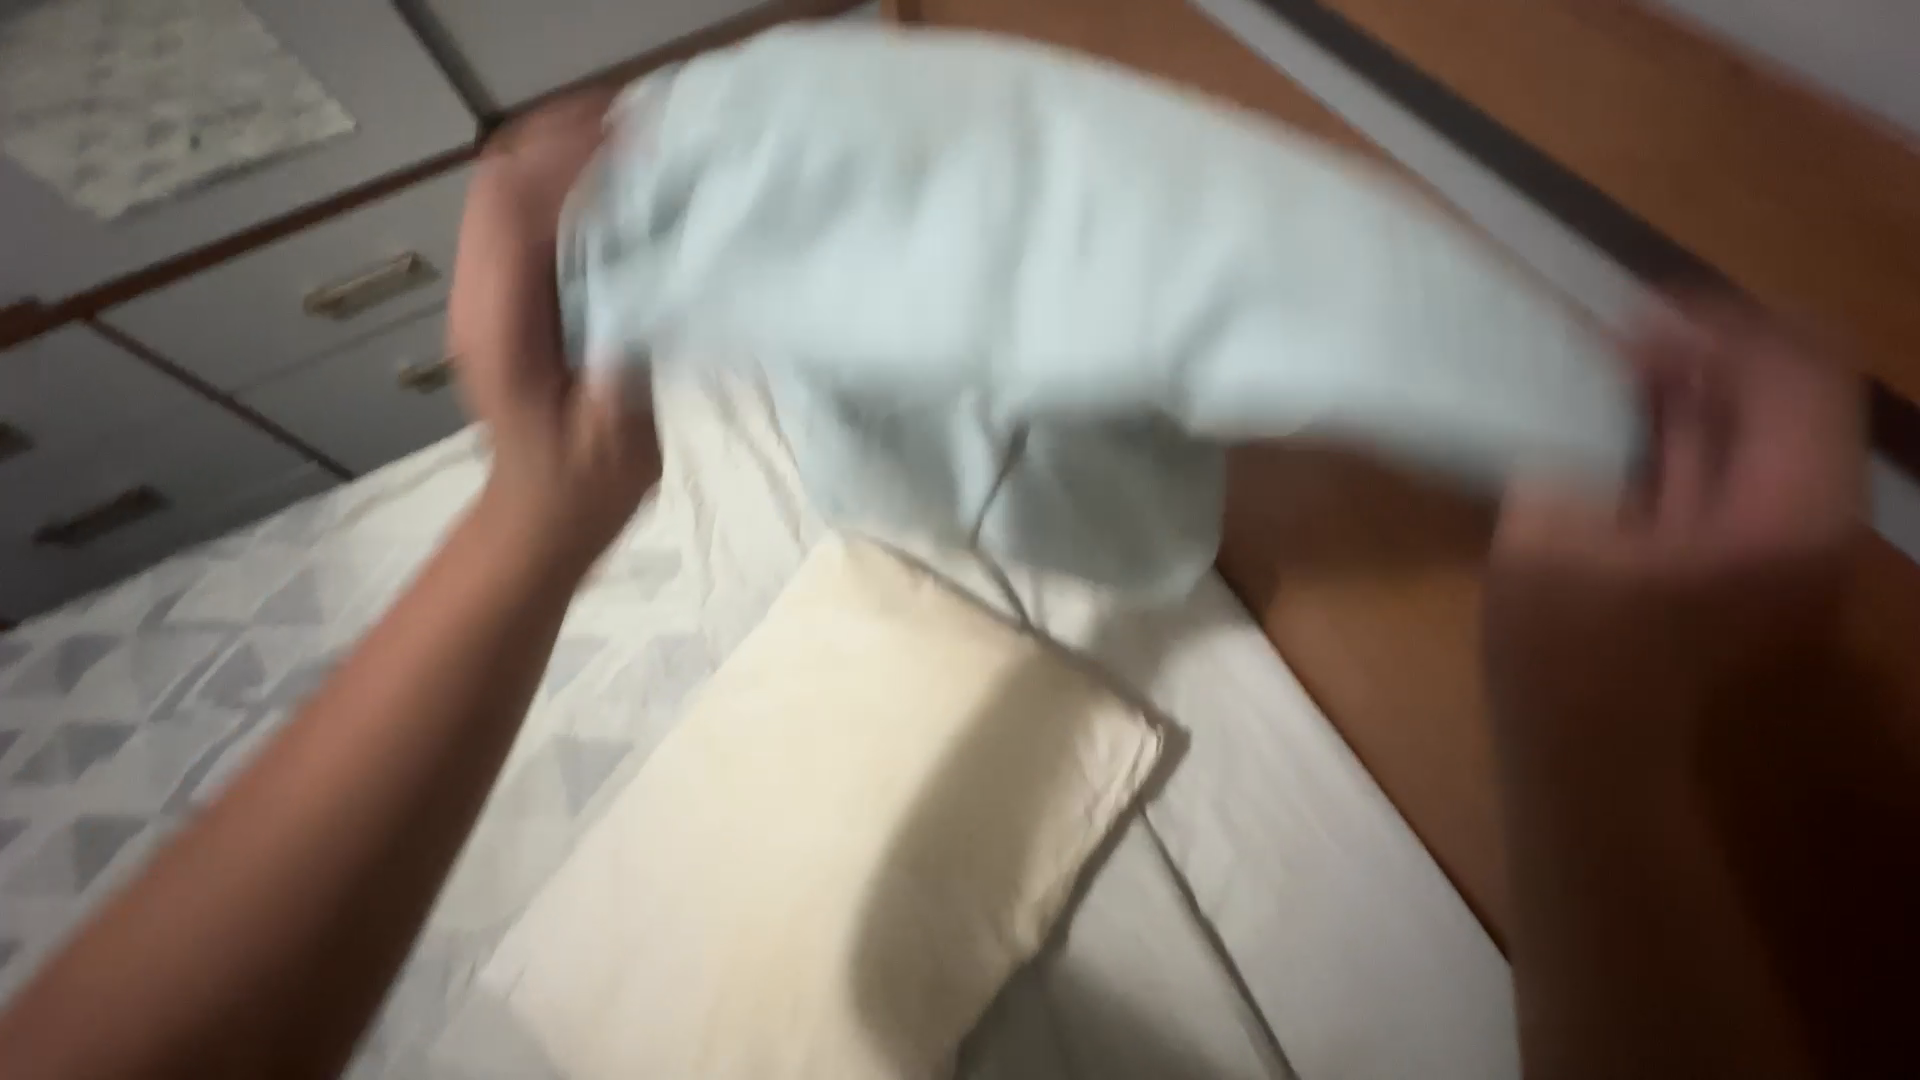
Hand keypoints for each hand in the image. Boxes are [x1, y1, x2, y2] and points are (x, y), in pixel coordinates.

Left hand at [446, 90, 659, 581]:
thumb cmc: (582, 488)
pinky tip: (616, 189)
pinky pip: (524, 218)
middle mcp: (479, 297)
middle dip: (565, 138)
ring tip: (633, 142)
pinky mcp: (506, 298)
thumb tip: (657, 278)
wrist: (541, 516)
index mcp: (502, 329)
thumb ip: (629, 354)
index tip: (640, 143)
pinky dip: (566, 186)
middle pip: (500, 180)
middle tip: (642, 124)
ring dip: (564, 154)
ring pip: (507, 190)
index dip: (574, 163)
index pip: (518, 211)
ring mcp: (486, 294)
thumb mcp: (616, 432)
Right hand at [1484, 298, 1865, 745]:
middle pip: (1789, 400)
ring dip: (1695, 389)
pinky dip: (1680, 434)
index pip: (1793, 381)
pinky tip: (1623, 415)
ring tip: (1620, 357)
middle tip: (1625, 327)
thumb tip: (1565, 411)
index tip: (1635, 312)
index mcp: (1781, 517)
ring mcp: (1772, 541)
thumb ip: (1563, 465)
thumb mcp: (1545, 547)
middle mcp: (1804, 521)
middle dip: (1712, 351)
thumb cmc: (1565, 657)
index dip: (1721, 331)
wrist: (1584, 746)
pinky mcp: (1730, 556)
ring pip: (1758, 435)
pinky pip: (1724, 471)